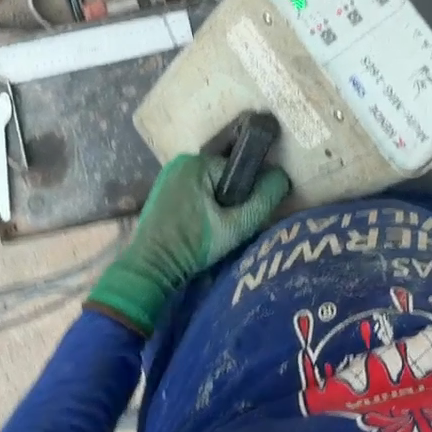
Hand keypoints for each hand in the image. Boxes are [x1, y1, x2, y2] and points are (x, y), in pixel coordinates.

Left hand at [86, 153, 289, 335]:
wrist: (149, 269)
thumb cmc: (193, 246)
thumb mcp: (236, 227)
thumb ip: (262, 200)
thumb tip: (282, 176)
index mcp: (197, 163)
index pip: (238, 171)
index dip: (246, 194)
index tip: (242, 217)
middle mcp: (181, 162)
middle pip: (223, 177)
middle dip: (231, 199)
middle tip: (229, 226)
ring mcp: (168, 175)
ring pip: (209, 185)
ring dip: (216, 203)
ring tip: (215, 229)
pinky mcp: (161, 190)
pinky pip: (193, 191)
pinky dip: (201, 206)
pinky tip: (199, 228)